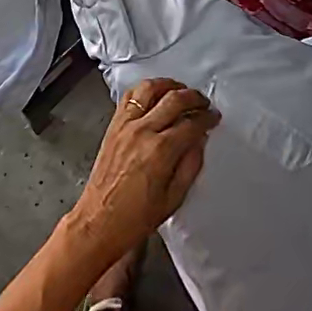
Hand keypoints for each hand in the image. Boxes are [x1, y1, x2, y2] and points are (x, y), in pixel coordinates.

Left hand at [65, 78, 218, 263]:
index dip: (208, 118)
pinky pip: (129, 97)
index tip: (214, 118)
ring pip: (150, 89)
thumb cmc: (136, 218)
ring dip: (170, 85)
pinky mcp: (113, 127)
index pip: (192, 123)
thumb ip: (191, 164)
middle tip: (204, 104)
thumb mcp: (174, 198)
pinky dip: (145, 90)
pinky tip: (155, 95)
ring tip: (181, 91)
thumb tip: (200, 140)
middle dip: (195, 98)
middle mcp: (143, 132)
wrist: (97, 225)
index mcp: (161, 151)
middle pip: (176, 99)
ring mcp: (125, 127)